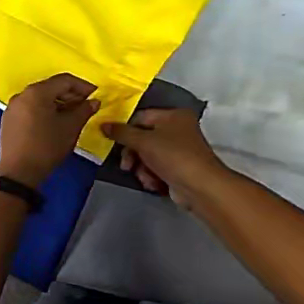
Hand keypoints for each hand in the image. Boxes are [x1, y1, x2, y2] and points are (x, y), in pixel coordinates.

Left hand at [0, 74, 100, 187]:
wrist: (19, 172)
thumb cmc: (47, 147)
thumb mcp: (70, 128)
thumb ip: (83, 110)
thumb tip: (93, 102)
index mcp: (36, 92)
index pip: (64, 80)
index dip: (83, 86)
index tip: (95, 95)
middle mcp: (22, 95)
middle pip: (50, 87)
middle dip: (70, 95)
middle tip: (86, 106)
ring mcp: (13, 107)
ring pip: (40, 98)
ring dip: (58, 103)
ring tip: (72, 115)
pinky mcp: (9, 120)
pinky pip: (30, 108)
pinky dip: (44, 111)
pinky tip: (54, 123)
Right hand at [100, 108, 228, 208]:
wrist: (201, 187)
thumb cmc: (173, 156)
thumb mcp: (143, 141)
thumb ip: (121, 132)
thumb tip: (102, 124)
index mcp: (173, 115)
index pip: (141, 117)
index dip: (124, 129)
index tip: (111, 141)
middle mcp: (178, 129)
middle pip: (143, 138)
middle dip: (133, 154)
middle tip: (126, 166)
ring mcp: (179, 149)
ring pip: (148, 155)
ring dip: (142, 167)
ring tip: (145, 178)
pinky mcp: (179, 168)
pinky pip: (157, 167)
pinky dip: (152, 175)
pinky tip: (153, 183)